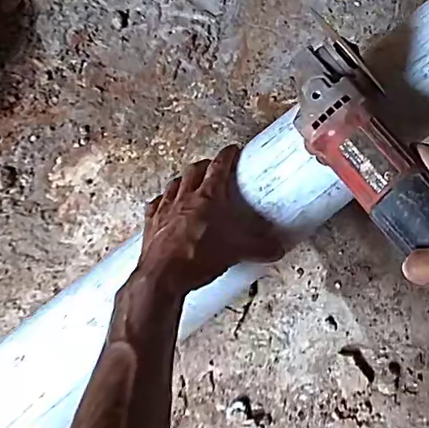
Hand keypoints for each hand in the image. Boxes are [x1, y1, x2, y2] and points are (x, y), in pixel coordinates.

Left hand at [132, 144, 283, 295]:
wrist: (163, 277)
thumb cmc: (197, 258)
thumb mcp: (236, 252)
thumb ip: (259, 249)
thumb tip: (277, 249)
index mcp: (208, 197)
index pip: (219, 167)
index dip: (227, 156)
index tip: (231, 150)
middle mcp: (185, 197)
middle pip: (194, 170)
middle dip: (205, 165)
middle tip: (212, 166)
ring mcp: (165, 208)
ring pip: (174, 183)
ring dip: (183, 180)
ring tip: (190, 181)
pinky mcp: (152, 223)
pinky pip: (155, 204)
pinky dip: (162, 200)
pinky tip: (164, 203)